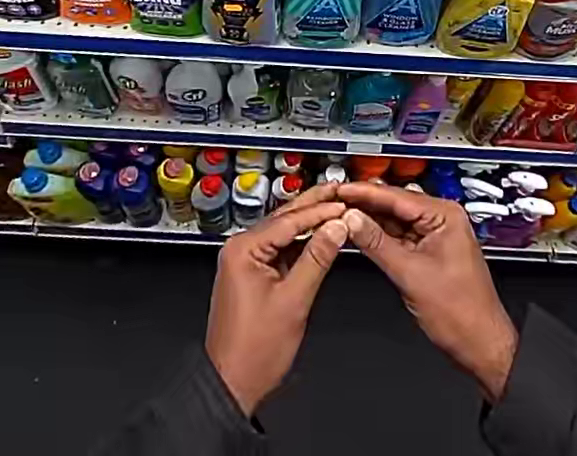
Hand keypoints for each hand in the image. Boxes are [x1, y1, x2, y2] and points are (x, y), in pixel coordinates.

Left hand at [205, 184, 349, 415]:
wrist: (232, 386)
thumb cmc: (254, 350)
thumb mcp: (294, 300)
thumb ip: (317, 258)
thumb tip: (336, 227)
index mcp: (243, 249)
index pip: (289, 219)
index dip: (320, 210)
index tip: (343, 203)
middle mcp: (240, 249)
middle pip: (284, 219)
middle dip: (314, 205)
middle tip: (338, 191)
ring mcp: (244, 261)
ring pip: (283, 232)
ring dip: (309, 222)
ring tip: (335, 208)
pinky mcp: (251, 273)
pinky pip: (280, 248)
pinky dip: (301, 242)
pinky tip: (320, 236)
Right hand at [336, 182, 517, 402]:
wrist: (480, 345)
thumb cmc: (462, 313)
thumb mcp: (410, 274)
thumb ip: (377, 244)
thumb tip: (352, 220)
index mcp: (445, 215)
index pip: (396, 196)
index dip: (364, 192)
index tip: (341, 190)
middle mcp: (442, 218)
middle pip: (394, 204)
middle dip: (364, 204)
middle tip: (336, 201)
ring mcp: (435, 234)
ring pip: (394, 220)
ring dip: (369, 219)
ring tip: (342, 215)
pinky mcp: (428, 250)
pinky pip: (398, 235)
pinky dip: (379, 235)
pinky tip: (360, 233)